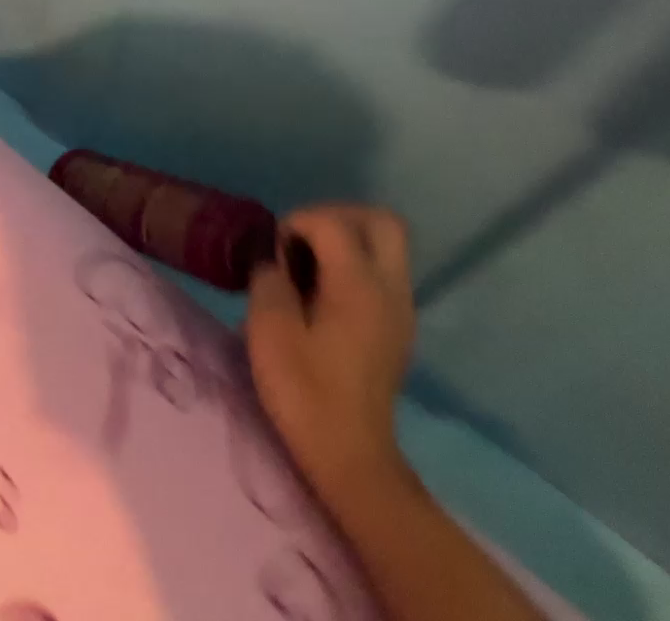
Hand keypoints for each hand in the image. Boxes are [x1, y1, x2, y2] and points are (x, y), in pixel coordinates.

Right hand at [243, 203, 416, 509]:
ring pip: (387, 245)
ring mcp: (400, 307)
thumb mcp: (269, 330)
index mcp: (359, 285)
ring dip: (346, 239)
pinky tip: (320, 293)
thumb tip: (273, 259)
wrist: (348, 452)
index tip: (270, 250)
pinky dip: (354, 264)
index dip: (296, 223)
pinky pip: (383, 271)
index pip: (334, 223)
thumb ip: (270, 280)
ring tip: (305, 266)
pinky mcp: (397, 325)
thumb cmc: (303, 390)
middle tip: (298, 240)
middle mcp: (390, 287)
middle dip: (336, 217)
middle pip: (380, 221)